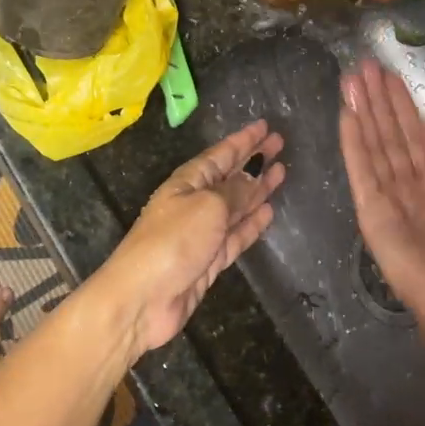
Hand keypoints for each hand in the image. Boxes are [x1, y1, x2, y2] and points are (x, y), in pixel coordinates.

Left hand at [94, 120, 286, 356]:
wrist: (143, 299)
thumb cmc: (172, 241)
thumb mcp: (207, 206)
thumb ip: (235, 191)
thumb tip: (255, 172)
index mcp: (189, 181)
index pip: (221, 154)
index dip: (243, 140)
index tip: (265, 126)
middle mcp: (195, 202)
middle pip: (230, 176)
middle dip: (253, 159)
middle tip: (280, 144)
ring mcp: (203, 233)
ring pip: (236, 205)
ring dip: (257, 190)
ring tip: (281, 173)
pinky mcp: (210, 260)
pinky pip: (237, 234)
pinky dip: (252, 223)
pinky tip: (269, 212)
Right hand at [339, 58, 424, 339]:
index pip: (415, 132)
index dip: (401, 102)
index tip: (387, 72)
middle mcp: (413, 186)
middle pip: (390, 134)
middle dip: (377, 100)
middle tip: (362, 65)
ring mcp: (390, 199)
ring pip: (374, 146)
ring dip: (362, 112)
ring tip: (350, 78)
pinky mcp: (372, 214)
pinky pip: (361, 171)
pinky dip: (353, 143)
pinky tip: (346, 114)